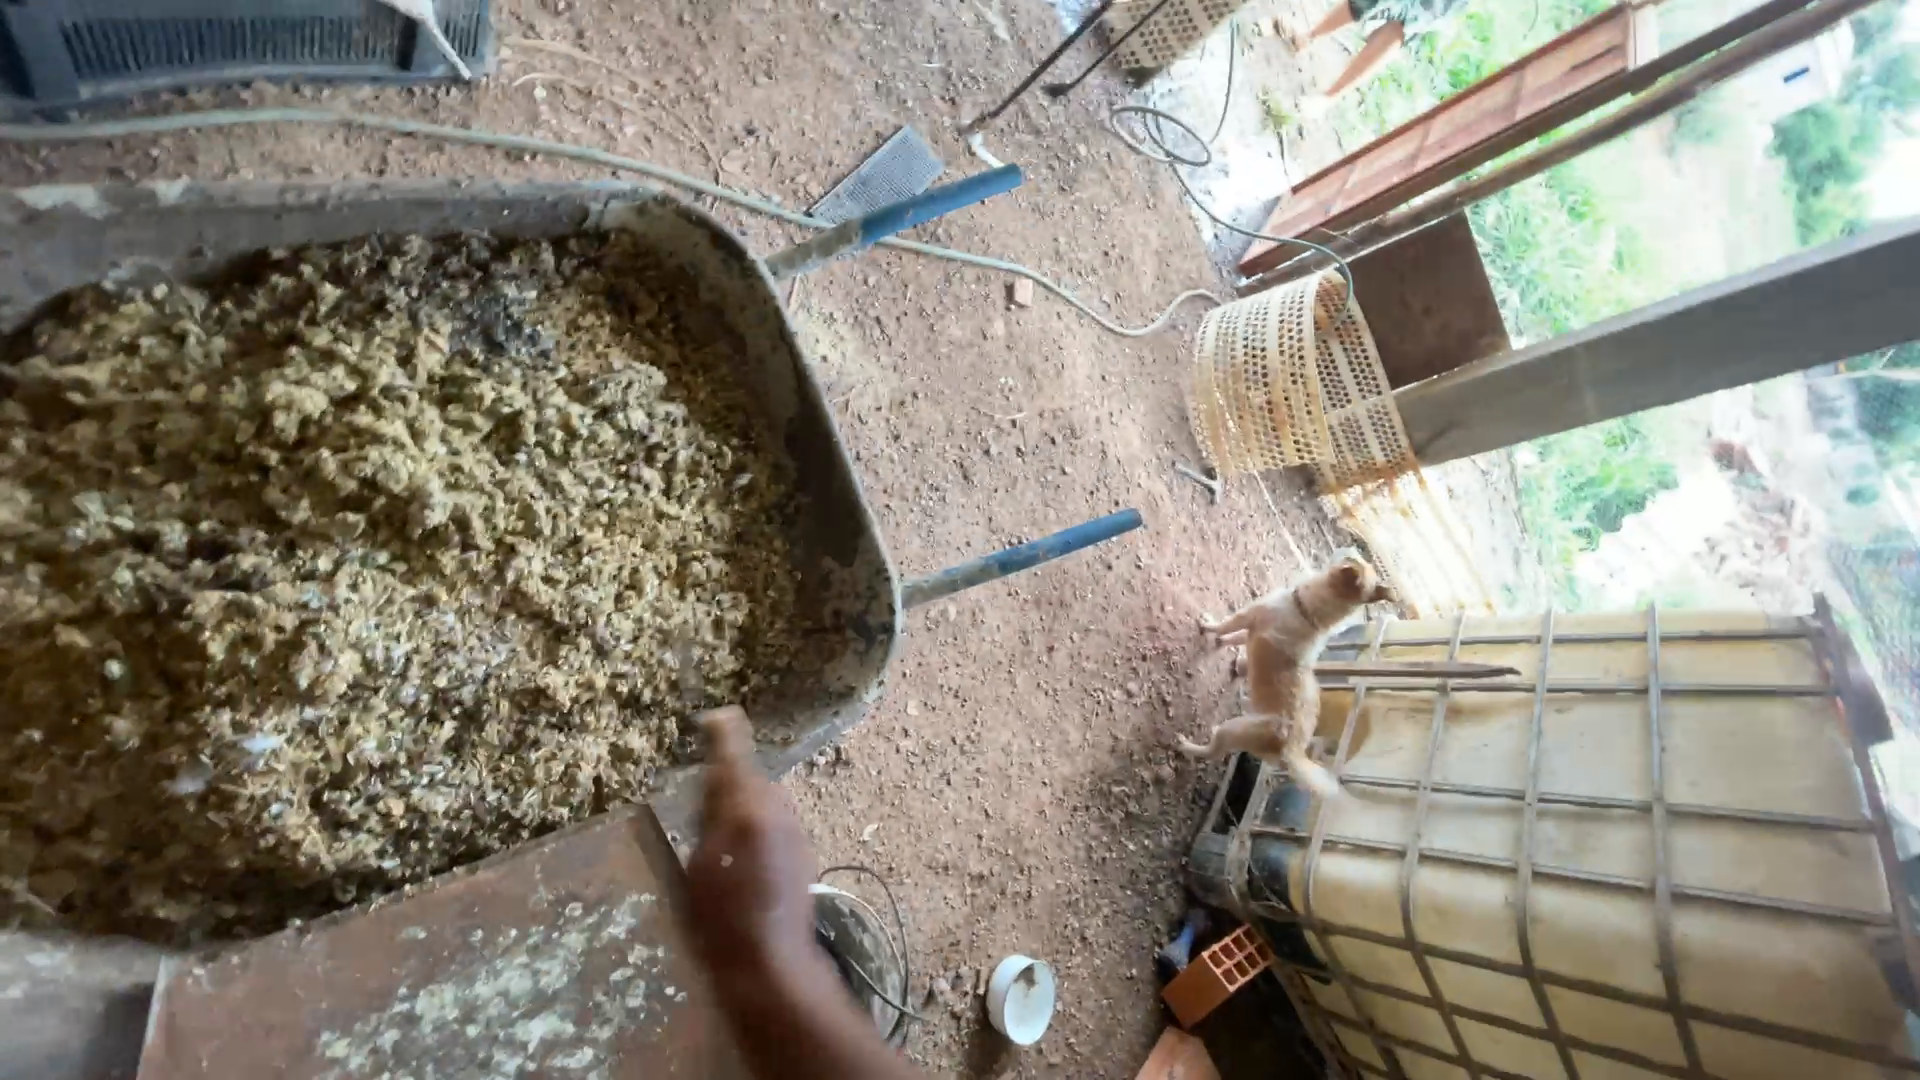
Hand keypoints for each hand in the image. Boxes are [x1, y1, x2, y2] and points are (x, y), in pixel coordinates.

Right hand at [685, 706, 823, 987]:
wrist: (770, 959)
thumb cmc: (721, 917)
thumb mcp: (699, 864)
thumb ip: (711, 816)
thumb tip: (716, 784)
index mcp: (747, 808)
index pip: (734, 758)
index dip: (725, 734)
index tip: (719, 715)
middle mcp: (778, 808)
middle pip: (751, 779)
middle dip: (731, 783)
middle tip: (705, 801)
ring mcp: (795, 826)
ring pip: (765, 800)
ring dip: (747, 806)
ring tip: (725, 839)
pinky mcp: (805, 845)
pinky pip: (776, 821)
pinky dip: (760, 825)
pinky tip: (747, 856)